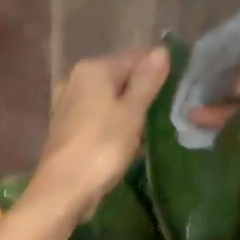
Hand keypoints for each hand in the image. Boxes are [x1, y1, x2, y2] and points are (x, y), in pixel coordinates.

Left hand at [24, 46, 171, 217]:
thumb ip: (147, 80)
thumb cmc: (102, 147)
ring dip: (127, 113)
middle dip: (141, 94)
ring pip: (107, 101)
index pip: (134, 58)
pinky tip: (124, 143)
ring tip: (148, 131)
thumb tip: (161, 50)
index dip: (157, 72)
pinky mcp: (65, 129)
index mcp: (92, 69)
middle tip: (164, 114)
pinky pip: (96, 119)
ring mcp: (66, 105)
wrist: (64, 189)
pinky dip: (111, 126)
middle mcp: (75, 80)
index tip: (176, 91)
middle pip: (118, 79)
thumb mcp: (132, 112)